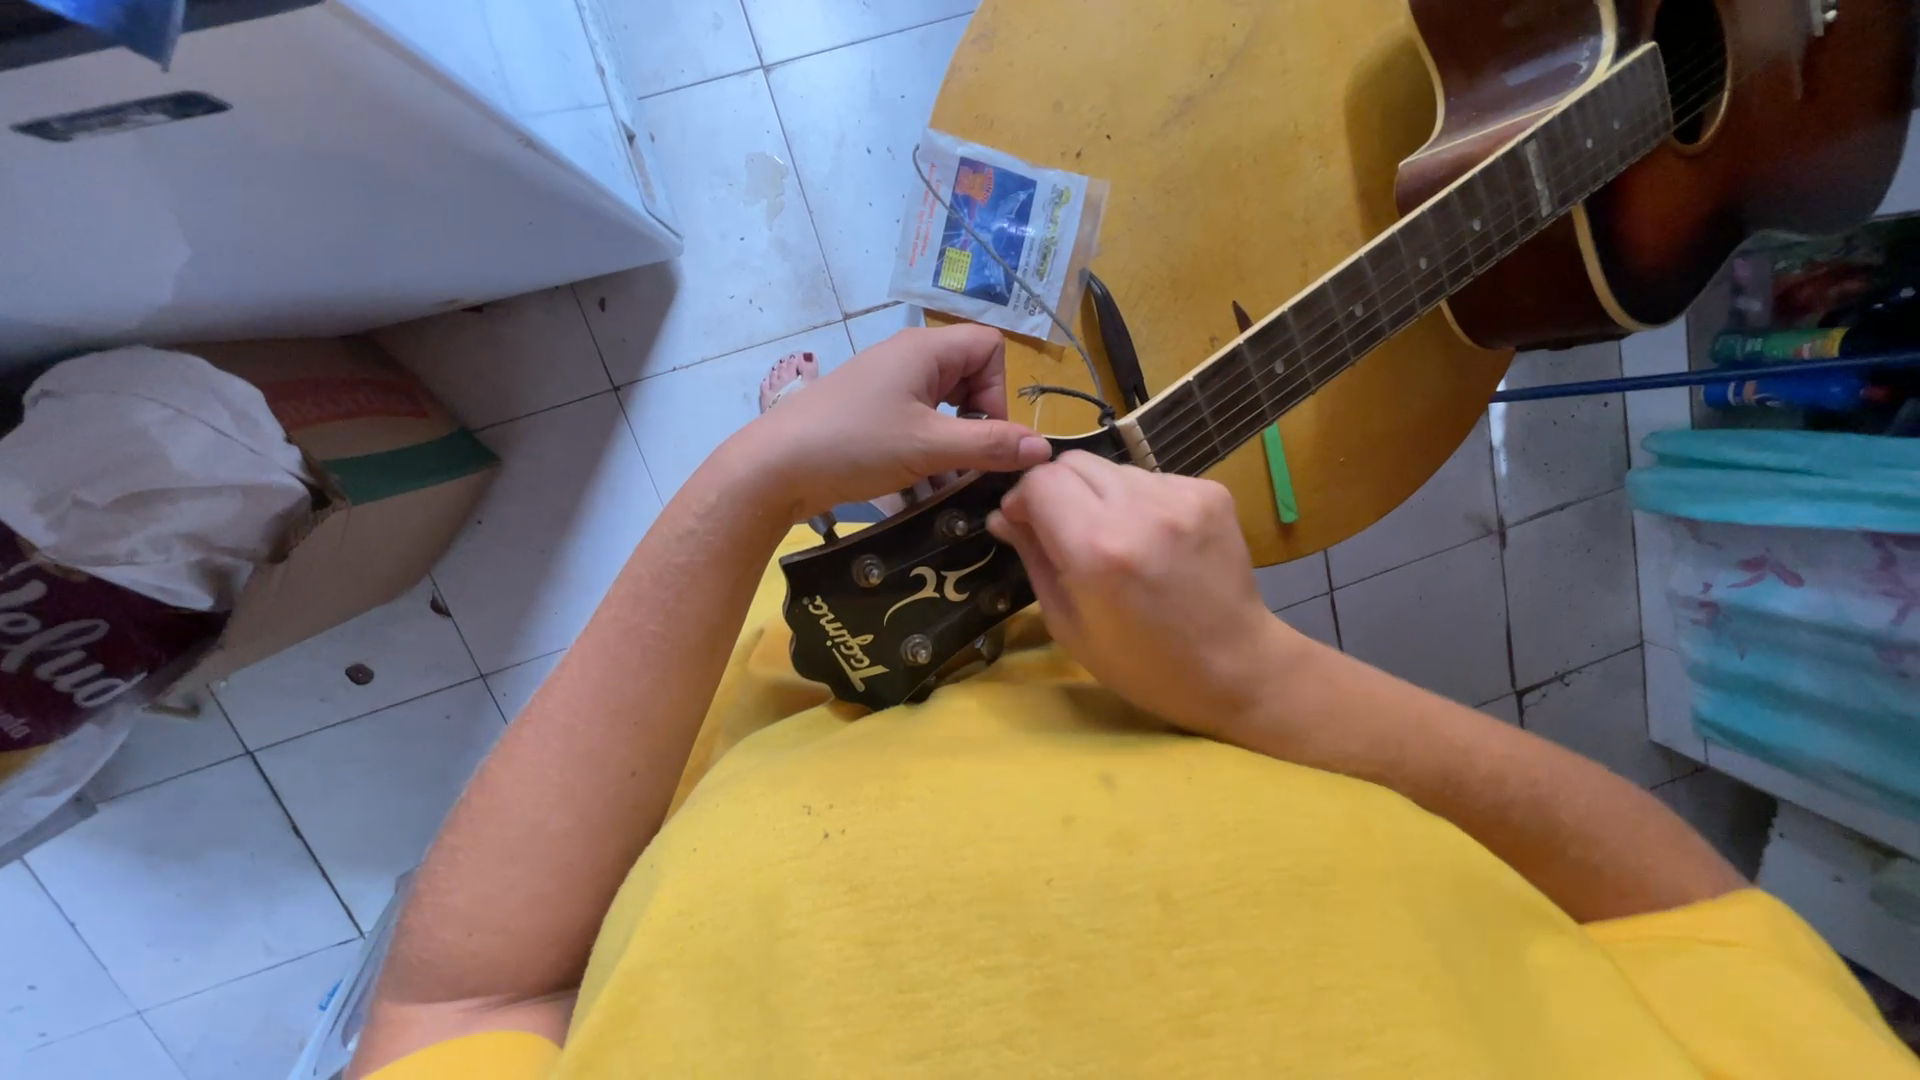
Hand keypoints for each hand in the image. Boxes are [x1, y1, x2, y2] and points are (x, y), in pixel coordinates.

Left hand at [723, 324, 1051, 519]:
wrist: (773, 468)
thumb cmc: (855, 445)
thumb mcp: (930, 447)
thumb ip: (989, 446)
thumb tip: (1045, 448)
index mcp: (924, 349)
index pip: (989, 346)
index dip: (999, 389)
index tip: (987, 433)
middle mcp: (907, 359)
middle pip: (968, 378)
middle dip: (977, 423)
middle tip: (967, 462)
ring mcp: (886, 388)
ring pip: (942, 409)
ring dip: (951, 447)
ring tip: (941, 485)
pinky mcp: (869, 415)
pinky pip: (916, 426)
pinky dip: (925, 454)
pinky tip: (916, 488)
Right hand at [987, 451, 1300, 736]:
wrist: (1236, 668)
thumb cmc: (1142, 663)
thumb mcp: (1069, 623)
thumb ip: (1033, 558)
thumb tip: (1003, 514)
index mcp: (1096, 549)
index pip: (1040, 481)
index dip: (1023, 498)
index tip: (1023, 523)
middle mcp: (1139, 510)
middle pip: (1073, 462)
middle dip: (1056, 491)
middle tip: (1064, 531)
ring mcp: (1182, 496)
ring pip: (1112, 469)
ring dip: (1098, 495)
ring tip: (1115, 540)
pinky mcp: (1211, 491)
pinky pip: (1151, 479)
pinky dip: (1138, 502)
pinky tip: (1151, 540)